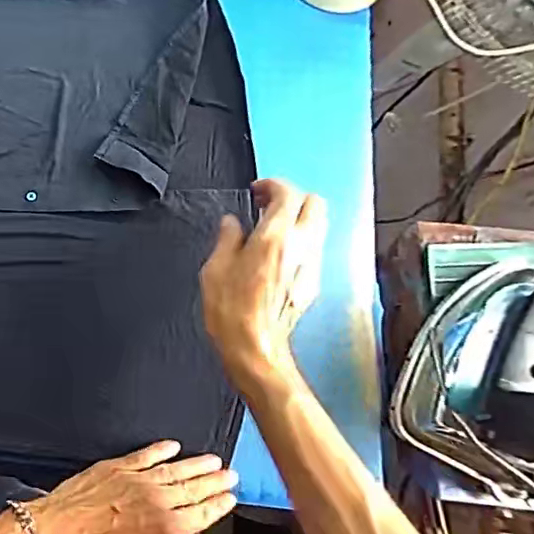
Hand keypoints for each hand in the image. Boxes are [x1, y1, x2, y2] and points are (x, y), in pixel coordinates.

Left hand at [21, 441, 236, 533]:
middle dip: (214, 480)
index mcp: (167, 527)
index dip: (219, 504)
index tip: (231, 496)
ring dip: (195, 464)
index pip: (202, 513)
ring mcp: (136, 479)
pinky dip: (160, 449)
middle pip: (193, 487)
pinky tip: (173, 446)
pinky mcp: (115, 466)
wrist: (57, 533)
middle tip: (230, 473)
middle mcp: (157, 498)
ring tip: (212, 459)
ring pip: (174, 468)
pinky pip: (144, 454)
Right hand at [201, 178, 328, 376]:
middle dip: (293, 198)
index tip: (257, 190)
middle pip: (315, 204)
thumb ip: (227, 238)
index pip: (289, 194)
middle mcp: (300, 247)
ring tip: (268, 228)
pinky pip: (312, 249)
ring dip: (297, 219)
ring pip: (318, 226)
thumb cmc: (231, 309)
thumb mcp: (215, 267)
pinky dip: (298, 241)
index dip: (273, 185)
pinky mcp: (312, 283)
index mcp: (274, 238)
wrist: (255, 347)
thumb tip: (232, 224)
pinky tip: (274, 254)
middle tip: (266, 204)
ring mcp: (311, 265)